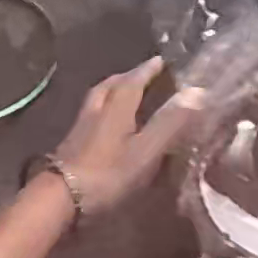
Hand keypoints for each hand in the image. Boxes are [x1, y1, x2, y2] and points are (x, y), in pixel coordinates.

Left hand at [45, 56, 200, 215]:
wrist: (59, 197)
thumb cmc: (107, 174)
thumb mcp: (146, 151)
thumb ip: (170, 123)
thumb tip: (197, 91)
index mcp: (114, 109)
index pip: (132, 82)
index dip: (147, 71)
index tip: (160, 60)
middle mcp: (94, 112)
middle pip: (108, 87)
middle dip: (125, 77)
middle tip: (140, 73)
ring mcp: (78, 129)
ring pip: (96, 100)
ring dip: (110, 91)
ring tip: (124, 93)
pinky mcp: (70, 145)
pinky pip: (89, 116)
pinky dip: (102, 110)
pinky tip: (105, 123)